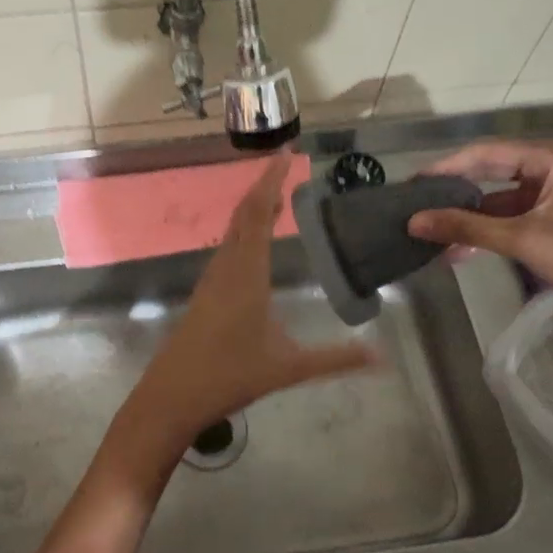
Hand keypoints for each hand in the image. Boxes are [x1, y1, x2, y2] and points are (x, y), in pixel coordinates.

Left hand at [127, 155, 374, 448]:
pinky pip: (226, 250)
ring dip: (251, 210)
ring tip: (274, 197)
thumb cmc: (229, 377)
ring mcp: (210, 282)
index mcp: (246, 275)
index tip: (285, 156)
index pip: (258, 214)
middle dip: (262, 188)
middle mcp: (226, 269)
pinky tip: (252, 246)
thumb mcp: (289, 369)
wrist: (171, 397)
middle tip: (283, 166)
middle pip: (242, 216)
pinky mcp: (204, 296)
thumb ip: (336, 360)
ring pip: (231, 233)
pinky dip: (242, 233)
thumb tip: (382, 358)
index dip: (271, 182)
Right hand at [406, 140, 552, 319]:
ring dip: (468, 219)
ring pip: (498, 200)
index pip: (483, 153)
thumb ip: (467, 228)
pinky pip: (511, 218)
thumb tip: (414, 222)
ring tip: (430, 236)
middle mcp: (550, 167)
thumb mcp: (523, 240)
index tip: (410, 184)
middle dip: (453, 194)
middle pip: (489, 173)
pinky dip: (487, 232)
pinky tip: (460, 250)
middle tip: (414, 207)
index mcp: (549, 158)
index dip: (444, 168)